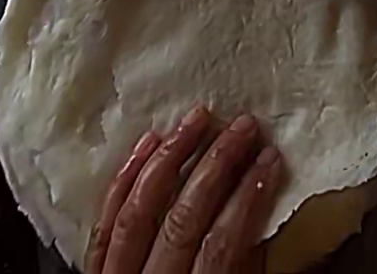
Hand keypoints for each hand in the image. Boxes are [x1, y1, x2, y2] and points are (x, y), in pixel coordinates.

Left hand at [85, 105, 282, 273]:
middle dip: (217, 165)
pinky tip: (148, 140)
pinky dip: (126, 176)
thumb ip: (248, 272)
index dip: (248, 198)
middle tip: (243, 125)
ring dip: (172, 156)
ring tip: (198, 117)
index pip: (222, 247)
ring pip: (140, 209)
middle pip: (183, 219)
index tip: (271, 158)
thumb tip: (268, 214)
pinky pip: (106, 220)